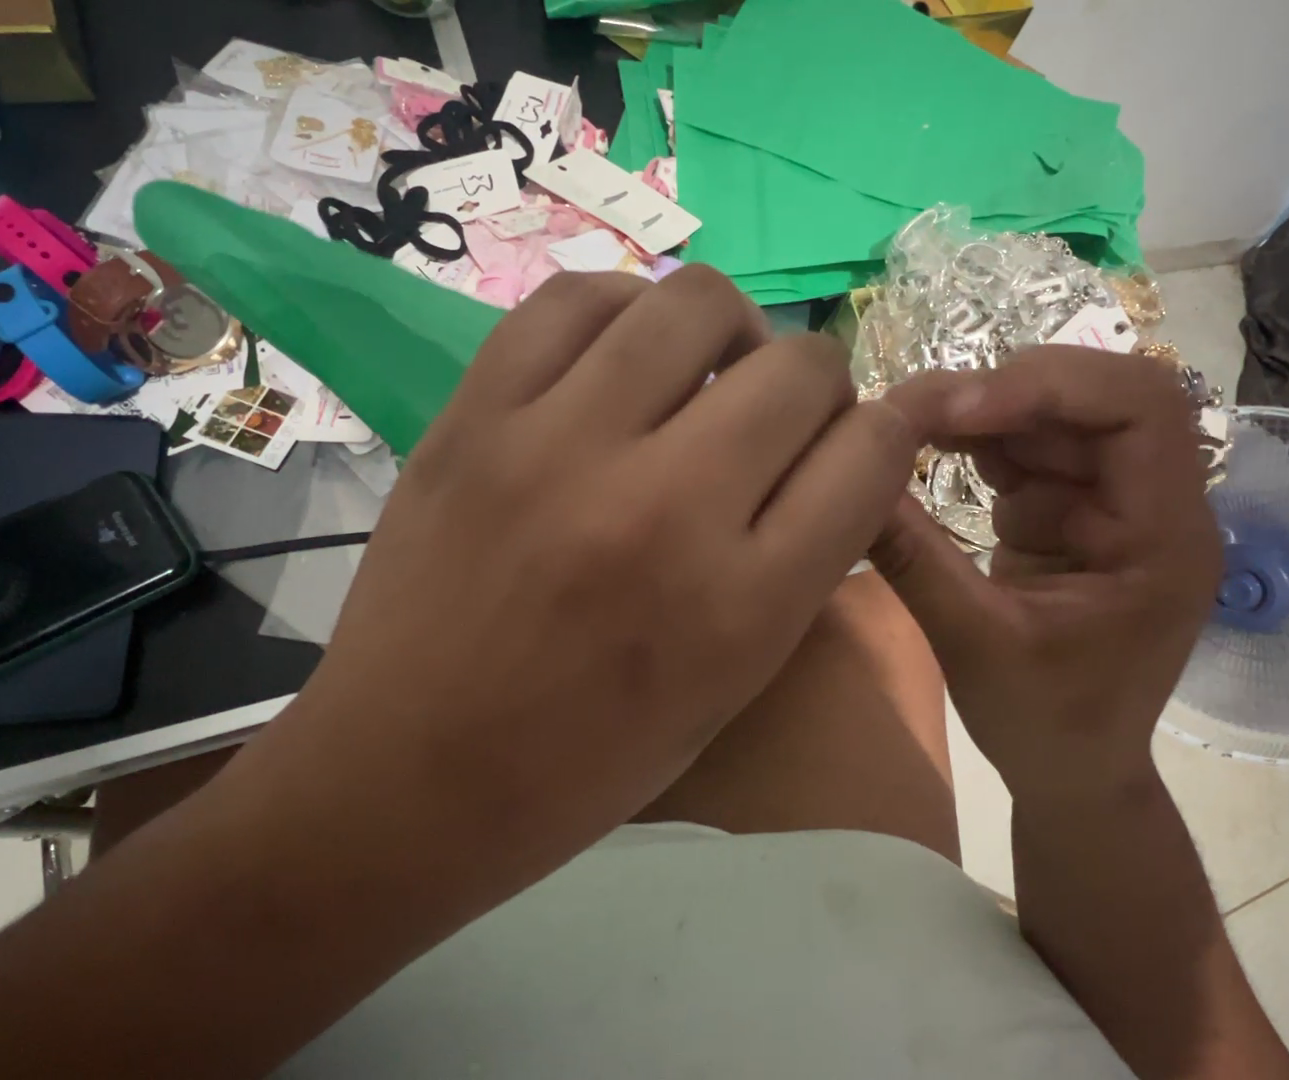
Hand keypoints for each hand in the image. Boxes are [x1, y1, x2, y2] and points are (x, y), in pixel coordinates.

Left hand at [304, 268, 935, 841]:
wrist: (404, 777)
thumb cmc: (580, 766)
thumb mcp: (728, 691)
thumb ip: (799, 567)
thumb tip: (834, 451)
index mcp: (742, 606)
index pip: (872, 453)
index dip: (885, 433)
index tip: (854, 444)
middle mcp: (664, 510)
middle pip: (801, 368)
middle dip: (817, 387)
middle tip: (776, 420)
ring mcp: (560, 449)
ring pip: (699, 304)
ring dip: (730, 334)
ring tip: (700, 378)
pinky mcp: (476, 418)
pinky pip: (576, 300)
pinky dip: (624, 312)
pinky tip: (621, 358)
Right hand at [870, 347, 1220, 793]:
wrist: (1073, 770)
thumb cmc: (1044, 724)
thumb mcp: (972, 643)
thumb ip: (914, 558)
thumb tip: (847, 482)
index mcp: (1164, 537)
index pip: (1140, 410)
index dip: (1052, 387)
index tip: (959, 410)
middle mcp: (1153, 504)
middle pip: (1095, 399)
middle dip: (1007, 394)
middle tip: (917, 408)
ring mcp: (1113, 505)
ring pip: (1055, 417)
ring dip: (982, 414)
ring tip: (905, 424)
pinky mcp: (1075, 514)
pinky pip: (1029, 452)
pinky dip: (977, 443)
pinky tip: (928, 448)